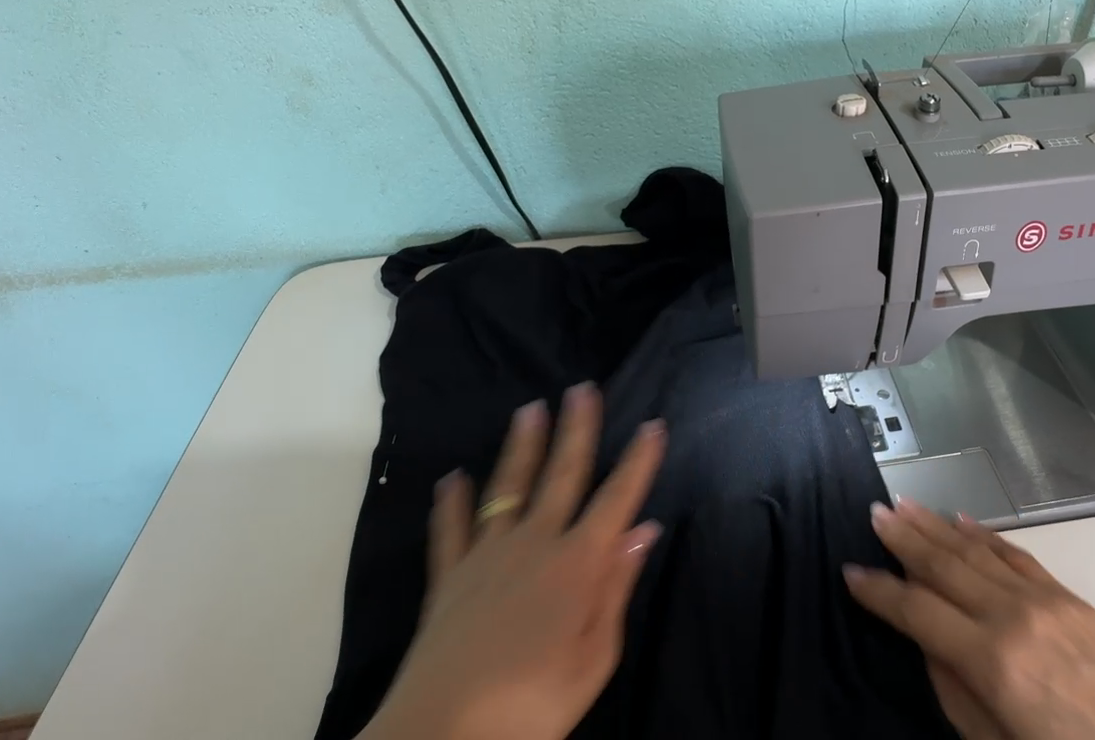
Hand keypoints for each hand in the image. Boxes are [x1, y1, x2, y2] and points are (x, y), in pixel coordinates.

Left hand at [359, 383, 665, 739]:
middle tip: (581, 388)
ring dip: (522, 446)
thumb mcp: (594, 657)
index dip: (637, 461)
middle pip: (560, 476)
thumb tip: (643, 529)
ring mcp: (486, 555)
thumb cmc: (533, 704)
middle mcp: (533, 544)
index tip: (652, 424)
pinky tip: (453, 477)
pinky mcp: (448, 577)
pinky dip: (452, 501)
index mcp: (576, 564)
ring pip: (508, 487)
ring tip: (530, 408)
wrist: (442, 733)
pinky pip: (451, 529)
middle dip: (576, 430)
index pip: (616, 500)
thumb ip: (615, 588)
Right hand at [845, 500, 1094, 739]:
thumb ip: (954, 690)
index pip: (917, 611)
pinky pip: (1017, 555)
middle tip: (873, 513)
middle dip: (903, 538)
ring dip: (936, 525)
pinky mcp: (1072, 599)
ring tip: (903, 504)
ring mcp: (1047, 600)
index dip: (879, 591)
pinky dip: (985, 535)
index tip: (849, 571)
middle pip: (945, 565)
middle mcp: (1014, 615)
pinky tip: (961, 521)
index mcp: (991, 660)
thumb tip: (928, 642)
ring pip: (977, 550)